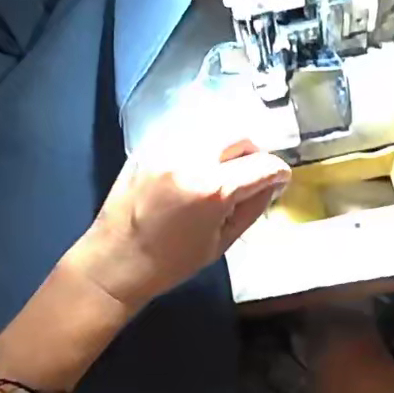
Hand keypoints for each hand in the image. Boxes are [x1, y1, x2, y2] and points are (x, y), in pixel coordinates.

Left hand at [66, 129, 291, 311]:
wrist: (114, 261)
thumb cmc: (171, 262)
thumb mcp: (223, 241)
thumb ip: (253, 206)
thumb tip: (272, 183)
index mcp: (212, 189)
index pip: (263, 164)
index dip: (278, 173)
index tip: (279, 181)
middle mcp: (190, 158)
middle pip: (240, 135)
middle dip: (253, 154)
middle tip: (250, 176)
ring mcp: (166, 148)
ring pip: (214, 129)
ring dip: (227, 148)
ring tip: (222, 173)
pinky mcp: (148, 146)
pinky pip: (188, 134)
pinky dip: (201, 146)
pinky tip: (196, 169)